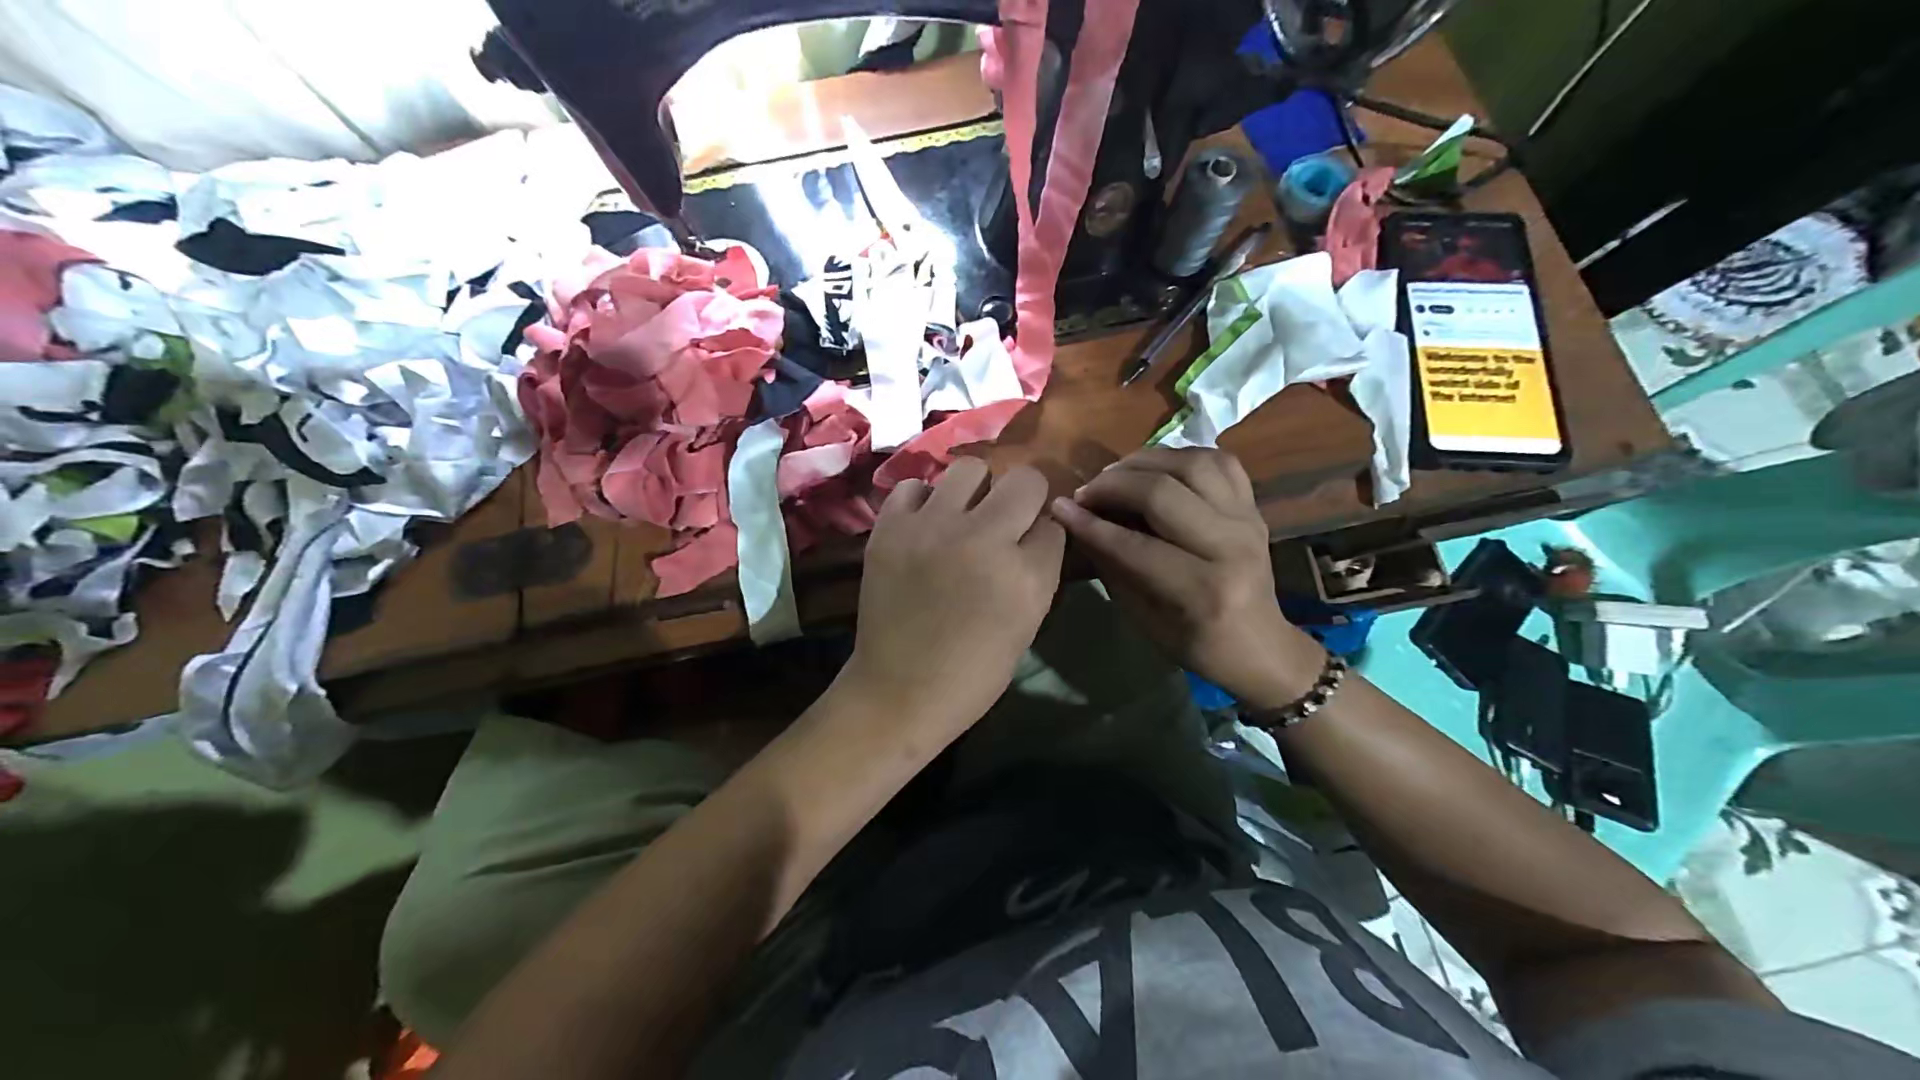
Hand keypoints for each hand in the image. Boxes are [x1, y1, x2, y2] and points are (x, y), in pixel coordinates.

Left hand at [844, 458, 1065, 736]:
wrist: (900, 691)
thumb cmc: (973, 670)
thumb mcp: (1027, 622)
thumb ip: (1038, 568)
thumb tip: (1035, 527)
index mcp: (1027, 573)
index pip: (1053, 521)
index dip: (1042, 531)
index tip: (1029, 543)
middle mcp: (984, 539)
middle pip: (1024, 480)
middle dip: (1022, 498)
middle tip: (1002, 521)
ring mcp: (932, 528)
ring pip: (969, 468)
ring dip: (974, 490)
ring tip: (960, 516)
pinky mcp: (890, 528)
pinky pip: (914, 486)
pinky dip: (923, 501)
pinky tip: (923, 526)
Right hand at [1049, 448, 1323, 709]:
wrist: (1258, 644)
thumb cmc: (1194, 642)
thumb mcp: (1143, 617)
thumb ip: (1113, 566)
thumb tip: (1077, 521)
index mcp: (1203, 590)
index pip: (1135, 545)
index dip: (1091, 524)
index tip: (1060, 508)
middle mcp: (1231, 547)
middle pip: (1164, 493)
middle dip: (1113, 486)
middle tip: (1085, 492)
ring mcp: (1248, 520)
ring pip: (1192, 465)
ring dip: (1144, 462)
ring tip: (1116, 475)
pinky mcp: (1253, 506)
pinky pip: (1220, 461)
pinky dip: (1181, 457)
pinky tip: (1156, 469)